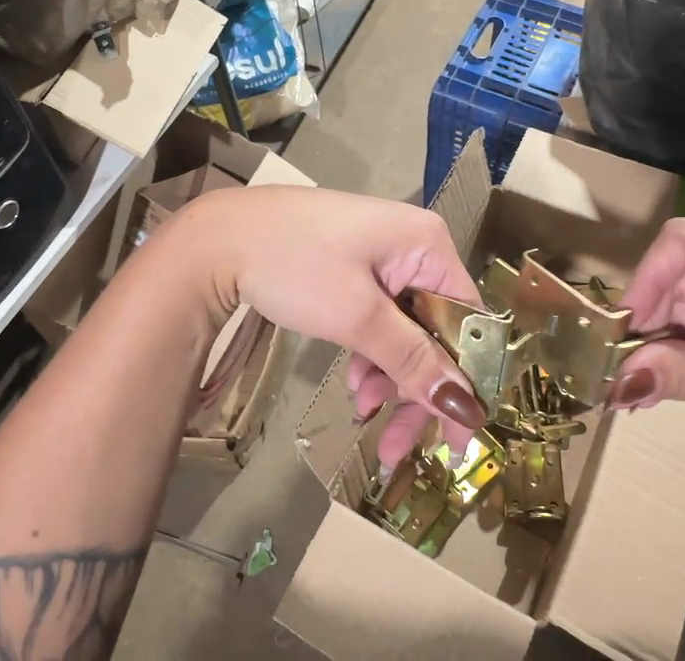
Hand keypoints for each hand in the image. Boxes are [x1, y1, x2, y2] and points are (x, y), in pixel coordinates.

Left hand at [153, 186, 485, 466]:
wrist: (217, 239)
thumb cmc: (294, 266)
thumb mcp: (357, 317)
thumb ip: (412, 360)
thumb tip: (465, 406)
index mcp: (427, 244)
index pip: (467, 319)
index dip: (464, 379)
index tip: (457, 438)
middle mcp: (414, 246)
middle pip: (436, 329)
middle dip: (416, 387)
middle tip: (396, 446)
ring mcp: (383, 256)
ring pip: (406, 330)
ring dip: (389, 376)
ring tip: (361, 409)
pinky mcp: (356, 268)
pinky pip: (380, 319)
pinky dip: (370, 354)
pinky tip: (353, 382)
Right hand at [609, 218, 684, 495]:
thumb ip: (683, 375)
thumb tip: (613, 381)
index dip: (648, 277)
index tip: (624, 329)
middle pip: (683, 272)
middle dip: (650, 317)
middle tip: (620, 369)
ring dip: (661, 341)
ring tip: (636, 388)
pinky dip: (681, 353)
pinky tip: (662, 385)